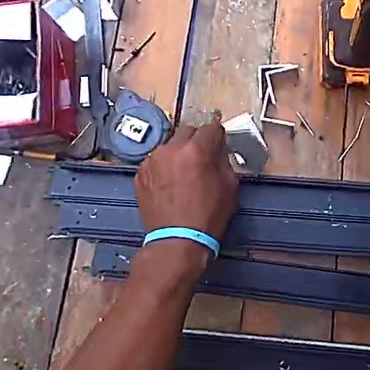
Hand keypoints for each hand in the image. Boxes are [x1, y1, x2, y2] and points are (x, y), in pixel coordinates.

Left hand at [134, 117, 237, 242]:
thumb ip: (225, 161)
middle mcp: (170, 149)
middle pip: (187, 131)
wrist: (176, 241)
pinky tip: (170, 184)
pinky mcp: (140, 174)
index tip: (219, 143)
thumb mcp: (230, 187)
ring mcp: (152, 161)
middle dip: (197, 141)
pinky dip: (164, 167)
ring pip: (169, 146)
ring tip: (184, 174)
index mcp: (196, 150)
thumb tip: (218, 151)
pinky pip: (156, 161)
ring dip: (178, 153)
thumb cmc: (207, 217)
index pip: (211, 128)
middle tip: (202, 158)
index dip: (218, 136)